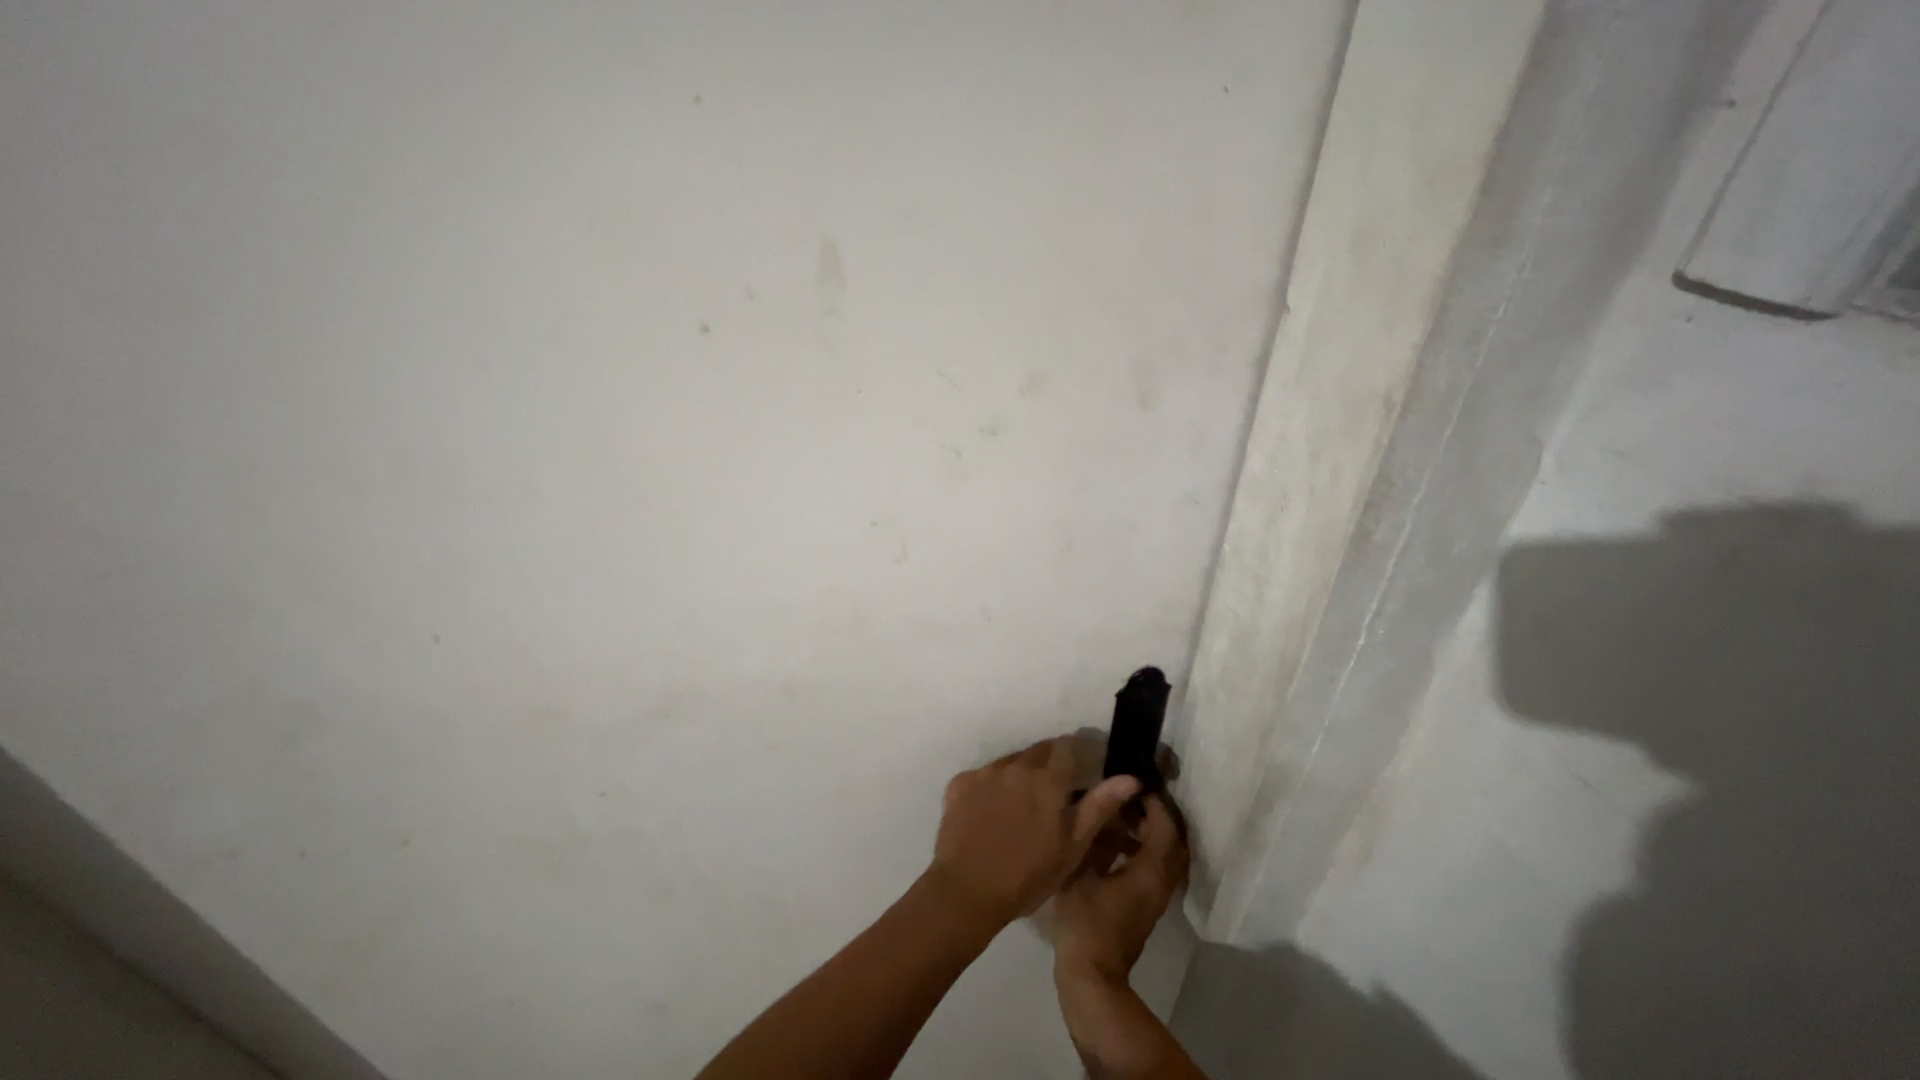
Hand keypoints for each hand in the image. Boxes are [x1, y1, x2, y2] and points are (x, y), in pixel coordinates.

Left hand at [927, 737, 1140, 927]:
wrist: (966, 892)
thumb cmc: (1027, 875)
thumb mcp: (1072, 847)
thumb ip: (1099, 806)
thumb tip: (1130, 777)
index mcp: (1046, 779)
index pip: (1066, 746)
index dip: (1077, 753)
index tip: (1082, 769)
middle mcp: (1014, 766)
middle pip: (1037, 752)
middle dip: (1049, 765)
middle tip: (1053, 794)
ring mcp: (983, 773)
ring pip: (1010, 763)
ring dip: (1020, 776)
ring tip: (1021, 807)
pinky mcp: (958, 784)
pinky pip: (983, 776)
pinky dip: (992, 788)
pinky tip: (991, 814)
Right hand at [1053, 793, 1188, 983]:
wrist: (1092, 975)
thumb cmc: (1085, 922)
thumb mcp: (1080, 873)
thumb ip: (1094, 838)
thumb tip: (1102, 808)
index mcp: (1151, 870)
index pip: (1165, 826)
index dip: (1153, 802)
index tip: (1132, 784)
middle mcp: (1163, 882)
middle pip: (1172, 841)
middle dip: (1154, 816)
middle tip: (1126, 799)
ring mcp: (1157, 898)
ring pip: (1165, 857)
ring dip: (1148, 835)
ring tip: (1117, 819)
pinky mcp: (1147, 908)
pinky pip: (1155, 870)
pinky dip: (1142, 852)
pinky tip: (1113, 848)